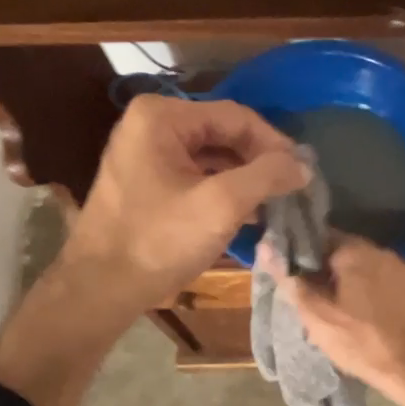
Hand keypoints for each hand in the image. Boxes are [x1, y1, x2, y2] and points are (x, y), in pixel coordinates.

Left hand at [70, 96, 309, 306]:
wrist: (101, 288)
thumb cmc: (159, 242)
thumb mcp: (221, 205)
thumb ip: (267, 176)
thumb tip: (304, 164)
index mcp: (162, 117)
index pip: (235, 116)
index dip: (274, 143)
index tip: (302, 174)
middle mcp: (150, 124)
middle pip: (223, 133)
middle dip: (259, 161)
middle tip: (290, 190)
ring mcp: (145, 153)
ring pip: (211, 156)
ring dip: (245, 178)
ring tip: (274, 205)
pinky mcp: (146, 182)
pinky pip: (195, 175)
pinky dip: (223, 191)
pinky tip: (246, 215)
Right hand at [271, 234, 404, 401]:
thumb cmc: (361, 341)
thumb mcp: (318, 315)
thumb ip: (292, 280)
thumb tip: (265, 247)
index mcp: (356, 250)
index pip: (318, 237)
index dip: (299, 254)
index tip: (289, 274)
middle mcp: (380, 250)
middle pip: (341, 252)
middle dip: (322, 270)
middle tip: (306, 296)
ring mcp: (399, 268)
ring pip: (360, 267)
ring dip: (343, 281)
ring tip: (329, 308)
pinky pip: (377, 281)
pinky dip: (363, 291)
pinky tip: (357, 313)